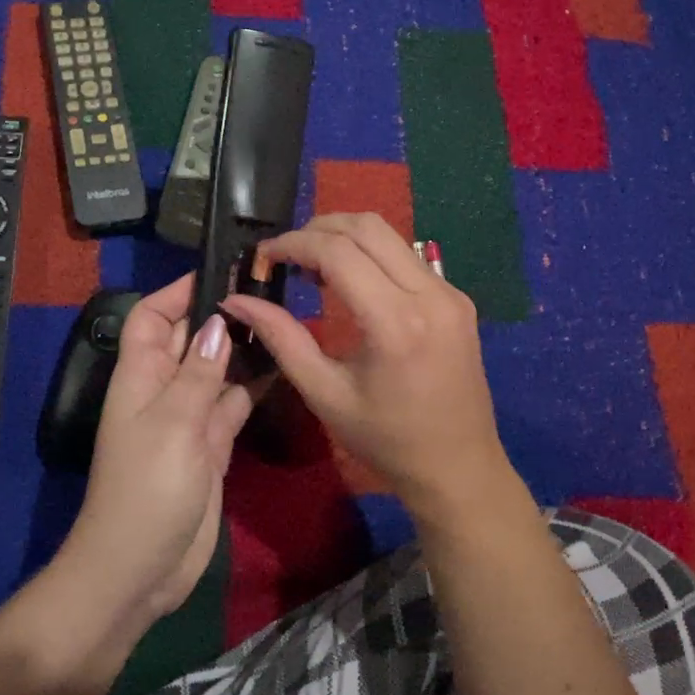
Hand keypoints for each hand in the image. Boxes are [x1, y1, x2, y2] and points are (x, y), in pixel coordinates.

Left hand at [57, 275, 253, 619]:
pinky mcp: (210, 447)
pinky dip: (250, 388)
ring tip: (283, 319)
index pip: (151, 318)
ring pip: (215, 371)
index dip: (176, 293)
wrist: (142, 566)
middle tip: (267, 289)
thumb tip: (217, 322)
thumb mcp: (173, 423)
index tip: (219, 272)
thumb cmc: (148, 487)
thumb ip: (199, 373)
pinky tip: (281, 368)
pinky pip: (230, 405)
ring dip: (240, 350)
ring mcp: (188, 419)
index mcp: (140, 376)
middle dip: (218, 315)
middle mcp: (162, 390)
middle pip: (188, 340)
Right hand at [221, 213, 512, 519]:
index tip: (263, 258)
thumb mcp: (324, 393)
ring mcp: (450, 293)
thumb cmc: (386, 440)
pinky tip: (348, 282)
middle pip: (367, 226)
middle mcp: (430, 295)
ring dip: (344, 238)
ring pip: (389, 234)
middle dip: (317, 229)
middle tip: (286, 256)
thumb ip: (281, 338)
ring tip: (311, 267)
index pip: (337, 252)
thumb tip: (236, 301)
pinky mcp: (456, 298)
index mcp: (396, 323)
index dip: (293, 244)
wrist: (458, 468)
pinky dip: (370, 254)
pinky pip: (406, 256)